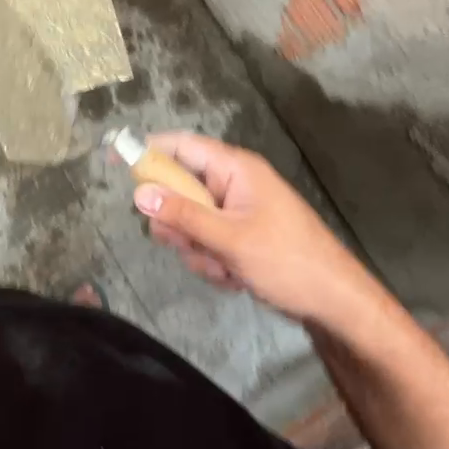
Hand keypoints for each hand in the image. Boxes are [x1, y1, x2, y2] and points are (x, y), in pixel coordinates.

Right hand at [134, 132, 375, 325]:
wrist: (334, 303)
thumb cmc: (288, 261)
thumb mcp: (230, 239)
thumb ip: (183, 215)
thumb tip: (138, 193)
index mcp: (235, 169)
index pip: (181, 145)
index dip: (146, 150)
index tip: (114, 161)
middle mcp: (233, 183)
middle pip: (178, 189)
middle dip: (178, 223)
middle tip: (189, 243)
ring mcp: (235, 211)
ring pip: (188, 221)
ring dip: (197, 249)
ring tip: (224, 267)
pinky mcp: (238, 235)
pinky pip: (204, 241)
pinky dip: (211, 261)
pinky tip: (234, 277)